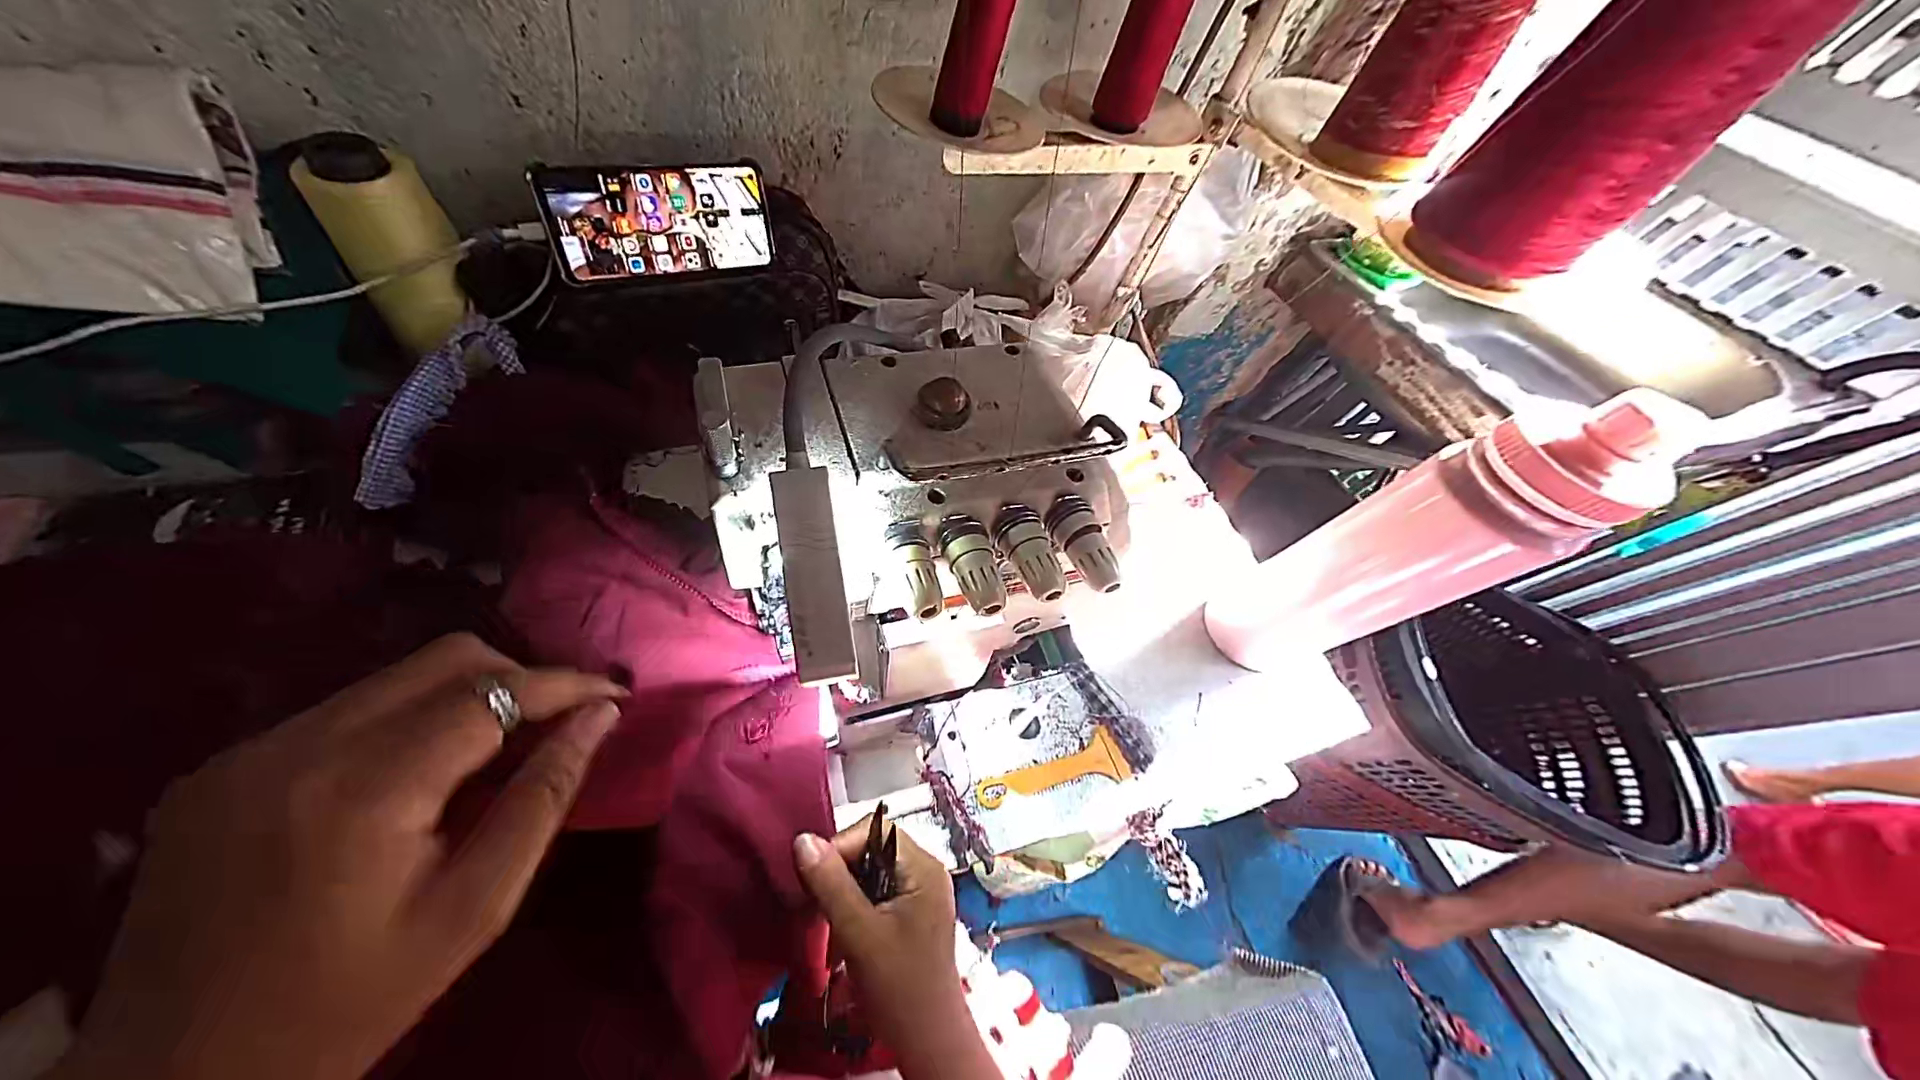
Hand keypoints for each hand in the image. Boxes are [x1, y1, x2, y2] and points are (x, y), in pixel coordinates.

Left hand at [52, 633, 626, 1079]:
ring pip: (396, 677)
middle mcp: (296, 748)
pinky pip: (347, 709)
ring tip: (497, 749)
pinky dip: (407, 720)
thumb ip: (544, 798)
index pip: (490, 693)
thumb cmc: (352, 1001)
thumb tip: (599, 718)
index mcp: (362, 791)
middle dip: (519, 678)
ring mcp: (247, 753)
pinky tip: (418, 773)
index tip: (614, 691)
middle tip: (559, 723)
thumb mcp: (476, 907)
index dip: (563, 683)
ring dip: (465, 696)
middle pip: (444, 660)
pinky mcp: (221, 767)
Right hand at [793, 822, 997, 1079]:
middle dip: (839, 873)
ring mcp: (920, 892)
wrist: (929, 1042)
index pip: (875, 830)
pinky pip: (876, 893)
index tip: (813, 878)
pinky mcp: (911, 913)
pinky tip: (842, 936)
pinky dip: (854, 908)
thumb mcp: (860, 934)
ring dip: (843, 893)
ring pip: (870, 872)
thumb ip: (831, 885)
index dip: (840, 847)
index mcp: (923, 867)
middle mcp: (926, 871)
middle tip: (815, 903)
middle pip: (872, 849)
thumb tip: (802, 840)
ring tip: (828, 922)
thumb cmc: (900, 989)